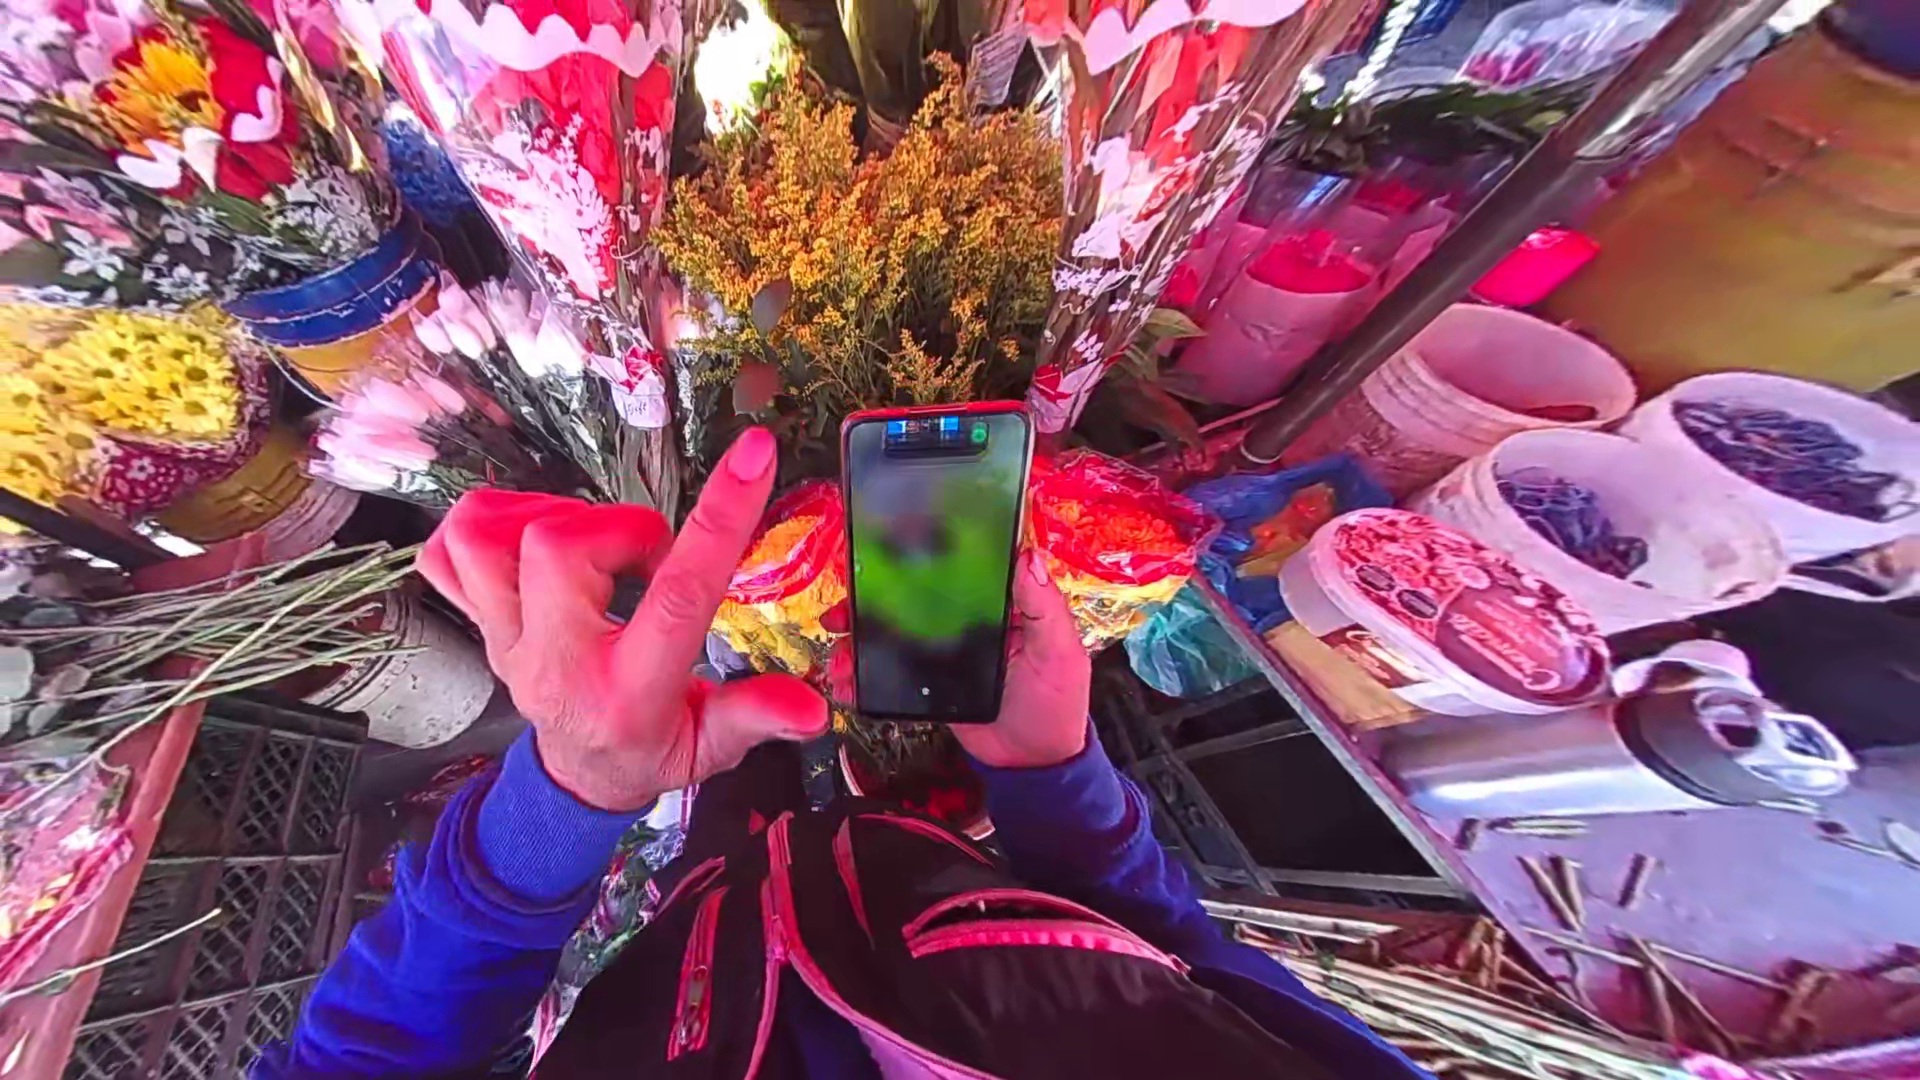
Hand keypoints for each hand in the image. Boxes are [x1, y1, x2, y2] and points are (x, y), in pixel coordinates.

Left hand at [418, 428, 828, 809]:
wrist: (575, 778)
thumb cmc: (651, 751)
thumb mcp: (713, 746)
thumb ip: (759, 716)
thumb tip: (816, 709)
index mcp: (631, 688)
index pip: (680, 592)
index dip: (724, 516)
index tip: (756, 456)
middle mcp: (557, 659)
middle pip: (561, 545)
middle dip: (626, 529)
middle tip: (656, 558)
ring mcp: (506, 637)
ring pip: (492, 533)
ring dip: (558, 517)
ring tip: (602, 544)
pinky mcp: (478, 621)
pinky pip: (453, 546)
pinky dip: (497, 522)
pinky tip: (544, 539)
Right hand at [827, 549, 1090, 768]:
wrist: (1031, 763)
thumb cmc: (1055, 704)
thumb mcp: (1060, 653)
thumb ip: (1045, 608)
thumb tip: (1029, 556)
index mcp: (1001, 601)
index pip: (963, 562)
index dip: (930, 545)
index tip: (895, 534)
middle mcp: (968, 617)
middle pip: (919, 591)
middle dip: (880, 588)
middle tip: (850, 593)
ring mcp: (944, 646)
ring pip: (898, 626)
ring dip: (864, 627)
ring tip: (839, 636)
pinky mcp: (928, 678)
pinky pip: (893, 666)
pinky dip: (866, 670)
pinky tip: (845, 676)